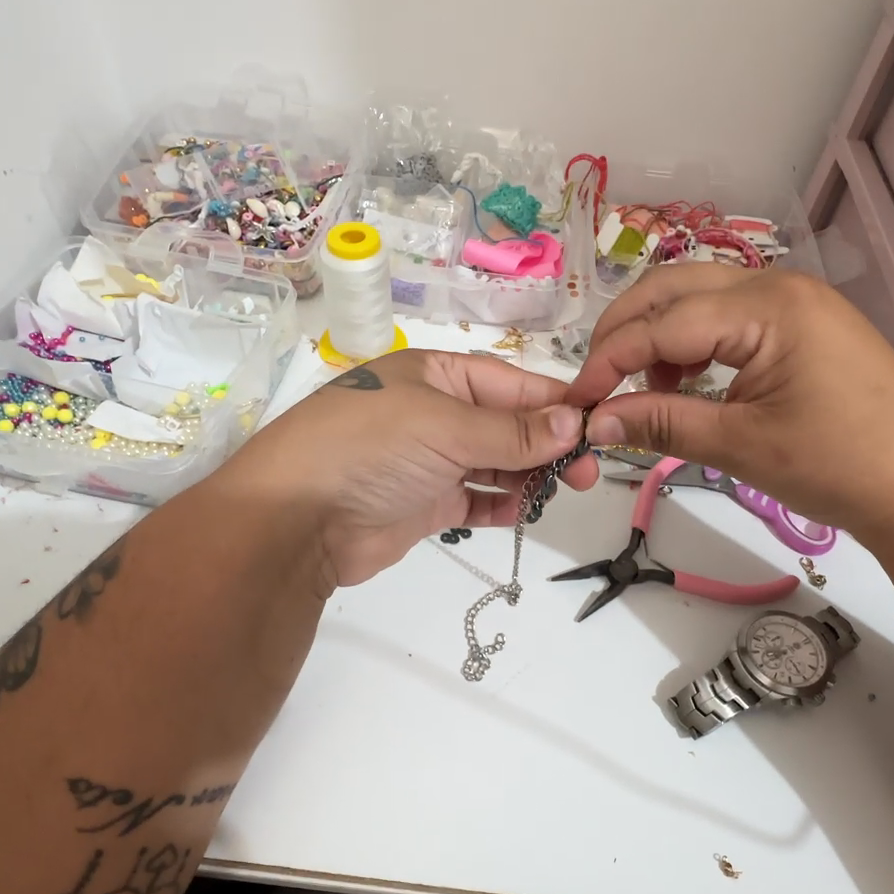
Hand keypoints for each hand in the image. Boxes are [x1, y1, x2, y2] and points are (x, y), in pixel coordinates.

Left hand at [220, 349, 598, 586]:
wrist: (296, 518)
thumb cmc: (370, 448)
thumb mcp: (444, 426)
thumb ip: (511, 431)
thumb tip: (573, 424)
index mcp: (436, 375)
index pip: (509, 384)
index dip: (553, 403)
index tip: (597, 426)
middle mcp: (434, 413)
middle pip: (505, 424)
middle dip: (546, 444)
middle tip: (585, 473)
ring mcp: (427, 461)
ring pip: (493, 462)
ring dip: (528, 474)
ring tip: (562, 491)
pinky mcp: (422, 504)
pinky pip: (473, 500)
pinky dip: (499, 503)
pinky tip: (522, 509)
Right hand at [565, 264, 893, 534]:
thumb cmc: (838, 466)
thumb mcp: (740, 446)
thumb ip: (661, 424)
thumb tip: (593, 423)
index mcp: (768, 307)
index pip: (664, 322)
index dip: (610, 360)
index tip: (576, 401)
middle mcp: (779, 285)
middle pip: (674, 288)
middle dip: (625, 332)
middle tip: (596, 385)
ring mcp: (794, 301)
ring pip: (699, 298)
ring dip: (658, 335)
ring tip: (648, 391)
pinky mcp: (802, 324)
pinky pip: (728, 317)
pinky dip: (693, 343)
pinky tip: (689, 383)